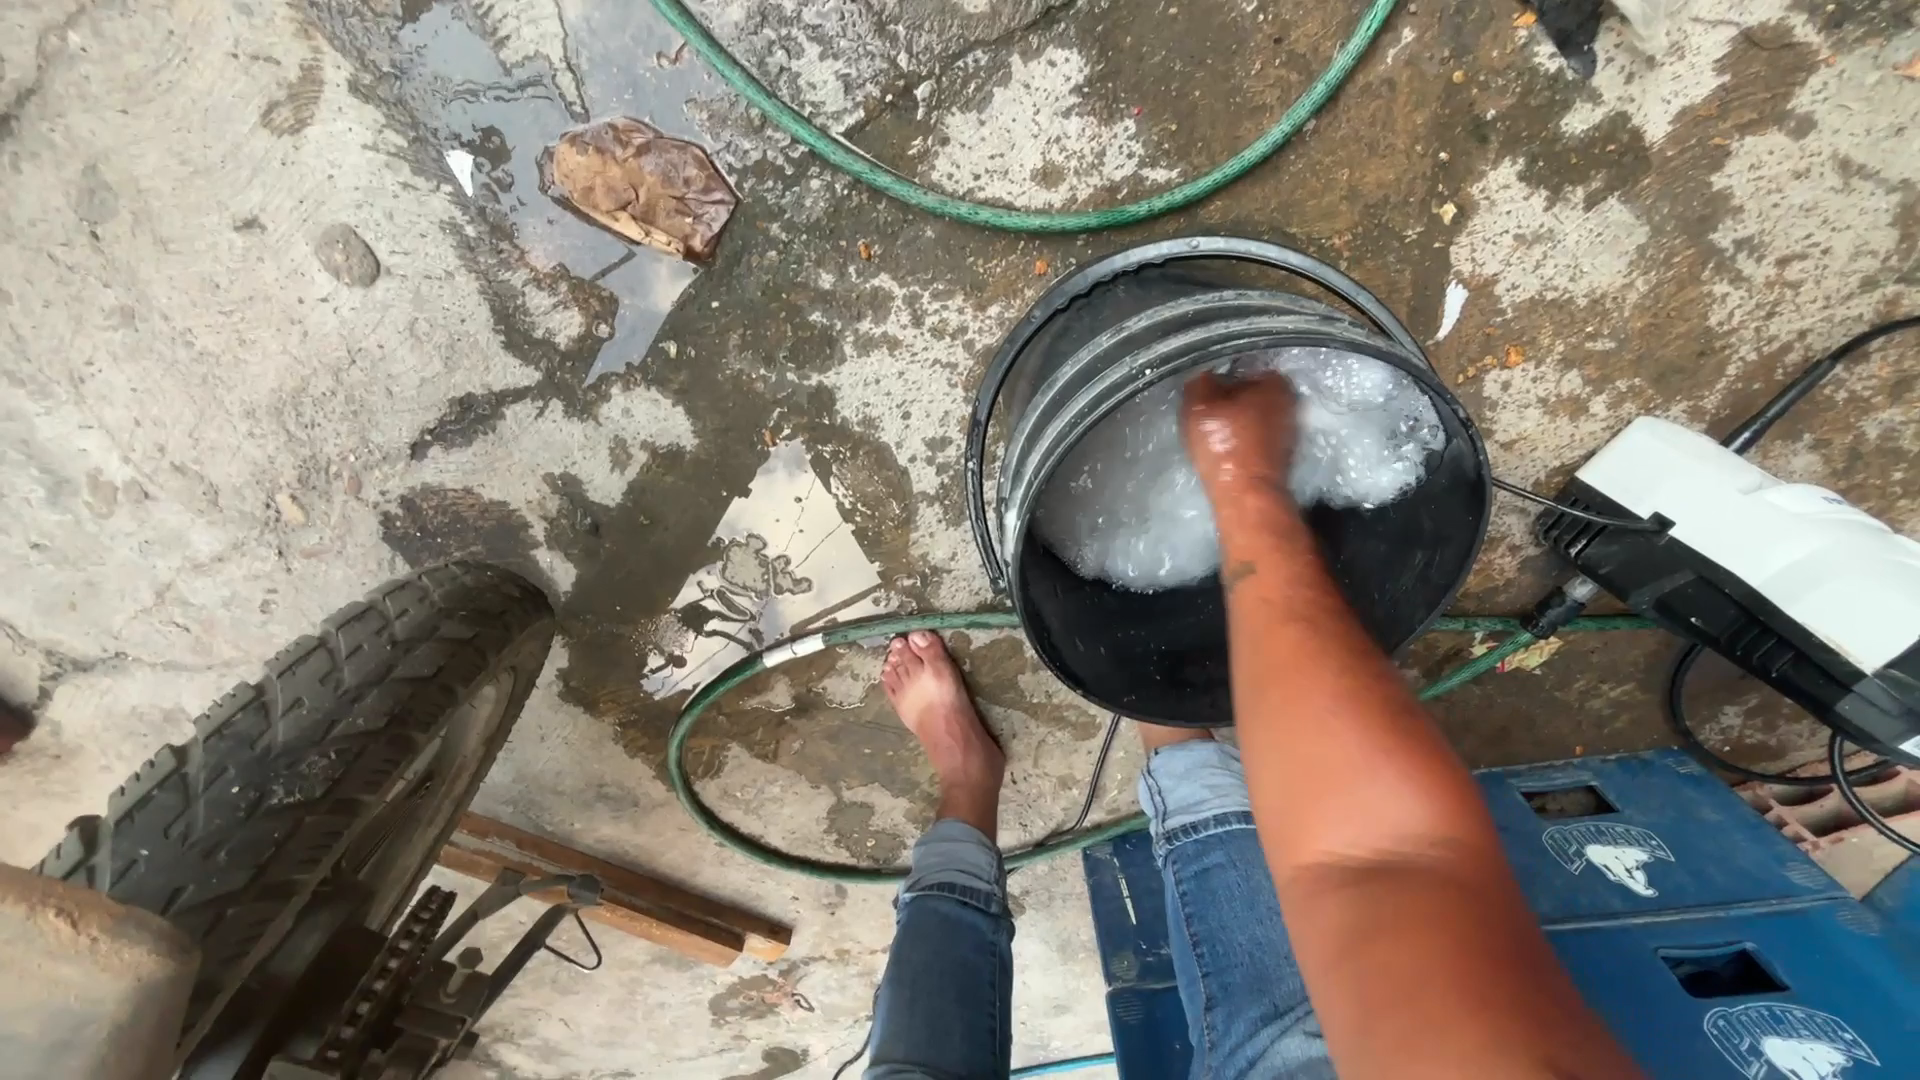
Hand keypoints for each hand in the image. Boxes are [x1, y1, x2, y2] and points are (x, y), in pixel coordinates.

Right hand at [1181, 371, 1297, 499]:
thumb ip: (1200, 379)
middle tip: (1206, 416)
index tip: (1203, 396)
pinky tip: (1227, 453)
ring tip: (1213, 437)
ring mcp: (1289, 430)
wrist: (1247, 493)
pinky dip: (1242, 442)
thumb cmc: (1224, 443)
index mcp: (1275, 381)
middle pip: (1249, 394)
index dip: (1218, 380)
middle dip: (1229, 402)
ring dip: (1236, 424)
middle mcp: (1290, 401)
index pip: (1241, 368)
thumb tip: (1204, 374)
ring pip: (1253, 417)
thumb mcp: (1199, 403)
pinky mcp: (1282, 455)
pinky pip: (1256, 439)